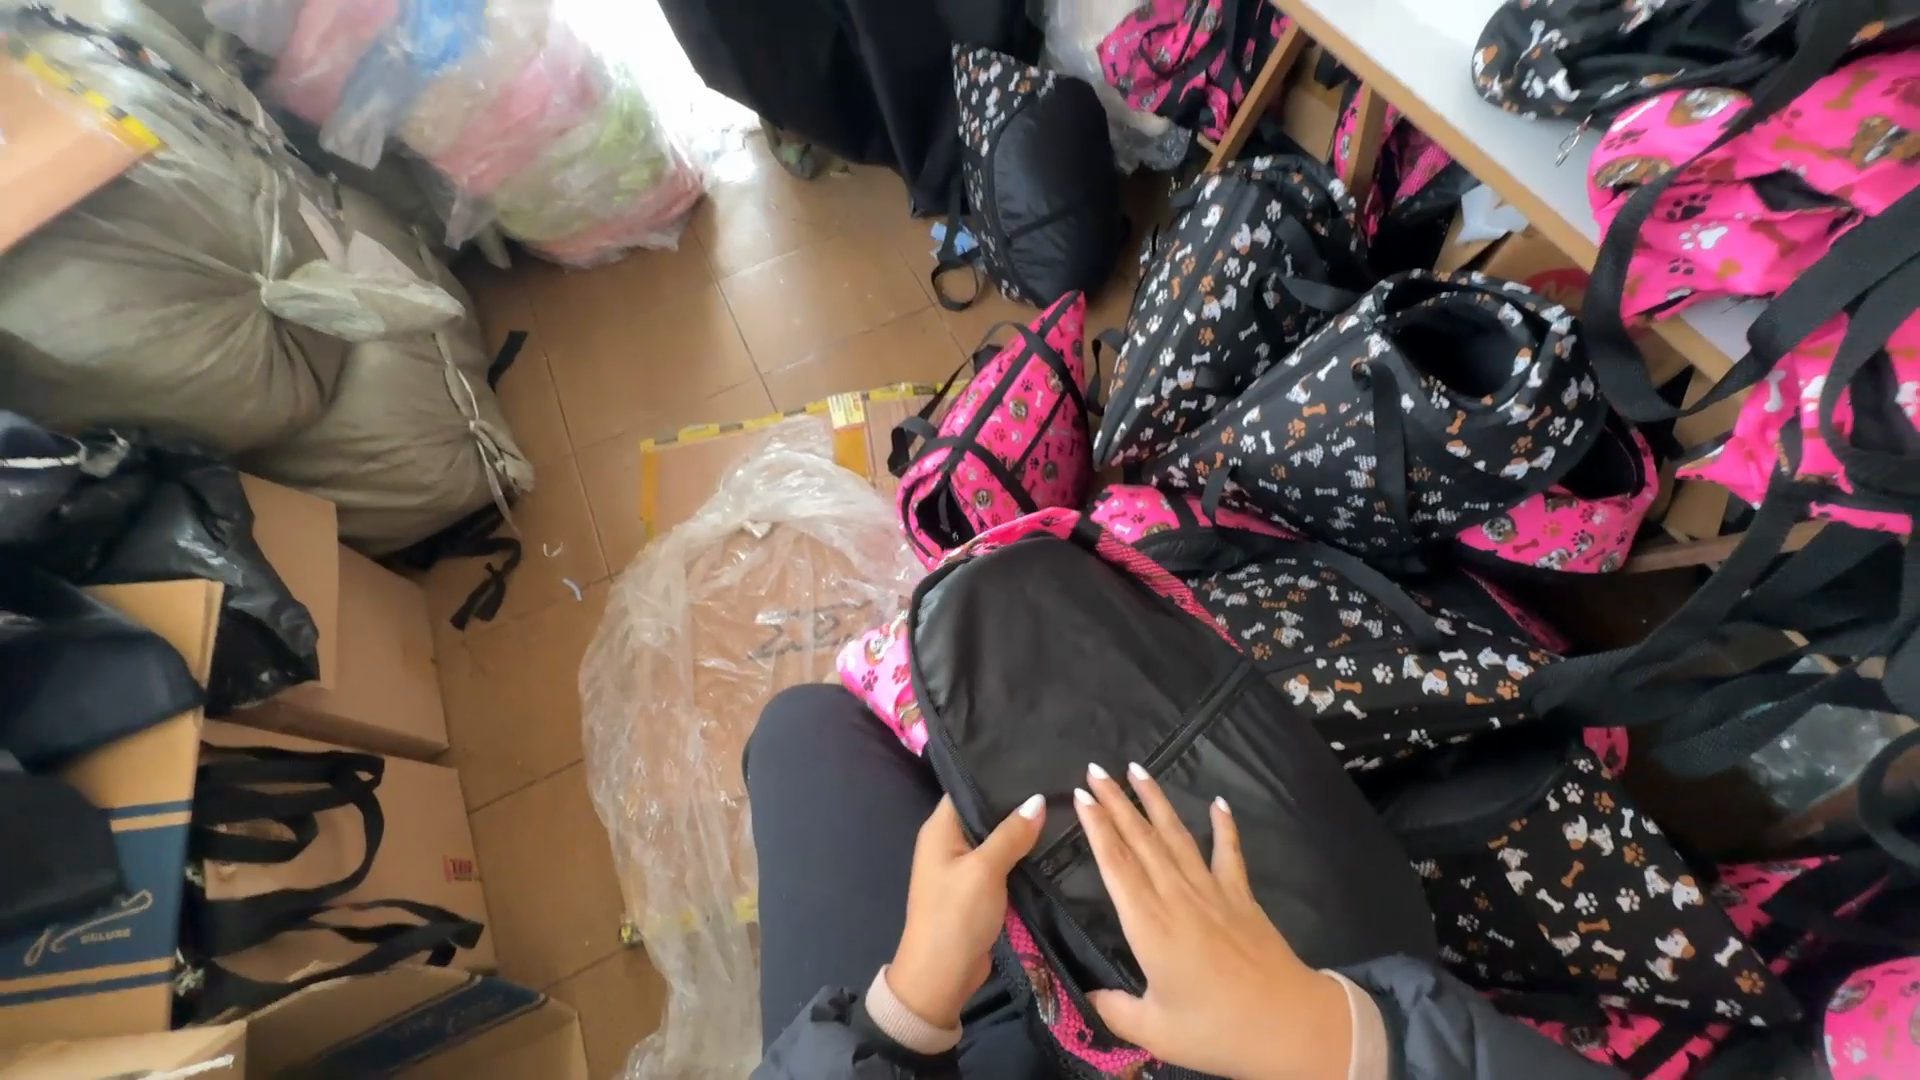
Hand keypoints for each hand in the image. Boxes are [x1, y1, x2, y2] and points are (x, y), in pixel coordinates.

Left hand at [888, 794, 1045, 1027]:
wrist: (941, 978)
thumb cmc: (955, 915)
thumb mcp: (985, 869)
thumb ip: (1011, 834)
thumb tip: (1038, 799)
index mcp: (940, 828)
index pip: (968, 786)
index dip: (996, 775)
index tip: (1031, 762)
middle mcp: (948, 842)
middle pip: (984, 813)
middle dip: (1015, 803)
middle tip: (1054, 784)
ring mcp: (962, 867)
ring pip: (996, 839)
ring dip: (1020, 832)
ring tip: (1059, 808)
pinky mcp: (976, 890)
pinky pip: (1000, 864)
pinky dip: (1019, 857)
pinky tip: (1048, 846)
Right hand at [1075, 764, 1353, 1079]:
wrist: (1291, 1029)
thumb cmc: (1218, 1031)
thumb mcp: (1156, 1032)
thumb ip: (1115, 1010)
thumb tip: (1086, 996)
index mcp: (1149, 923)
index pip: (1115, 863)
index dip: (1096, 826)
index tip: (1080, 795)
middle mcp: (1175, 895)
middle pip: (1140, 838)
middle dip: (1115, 800)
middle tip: (1095, 769)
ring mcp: (1211, 890)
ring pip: (1176, 835)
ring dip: (1154, 799)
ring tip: (1137, 769)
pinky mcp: (1240, 895)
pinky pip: (1229, 852)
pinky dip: (1224, 825)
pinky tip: (1218, 802)